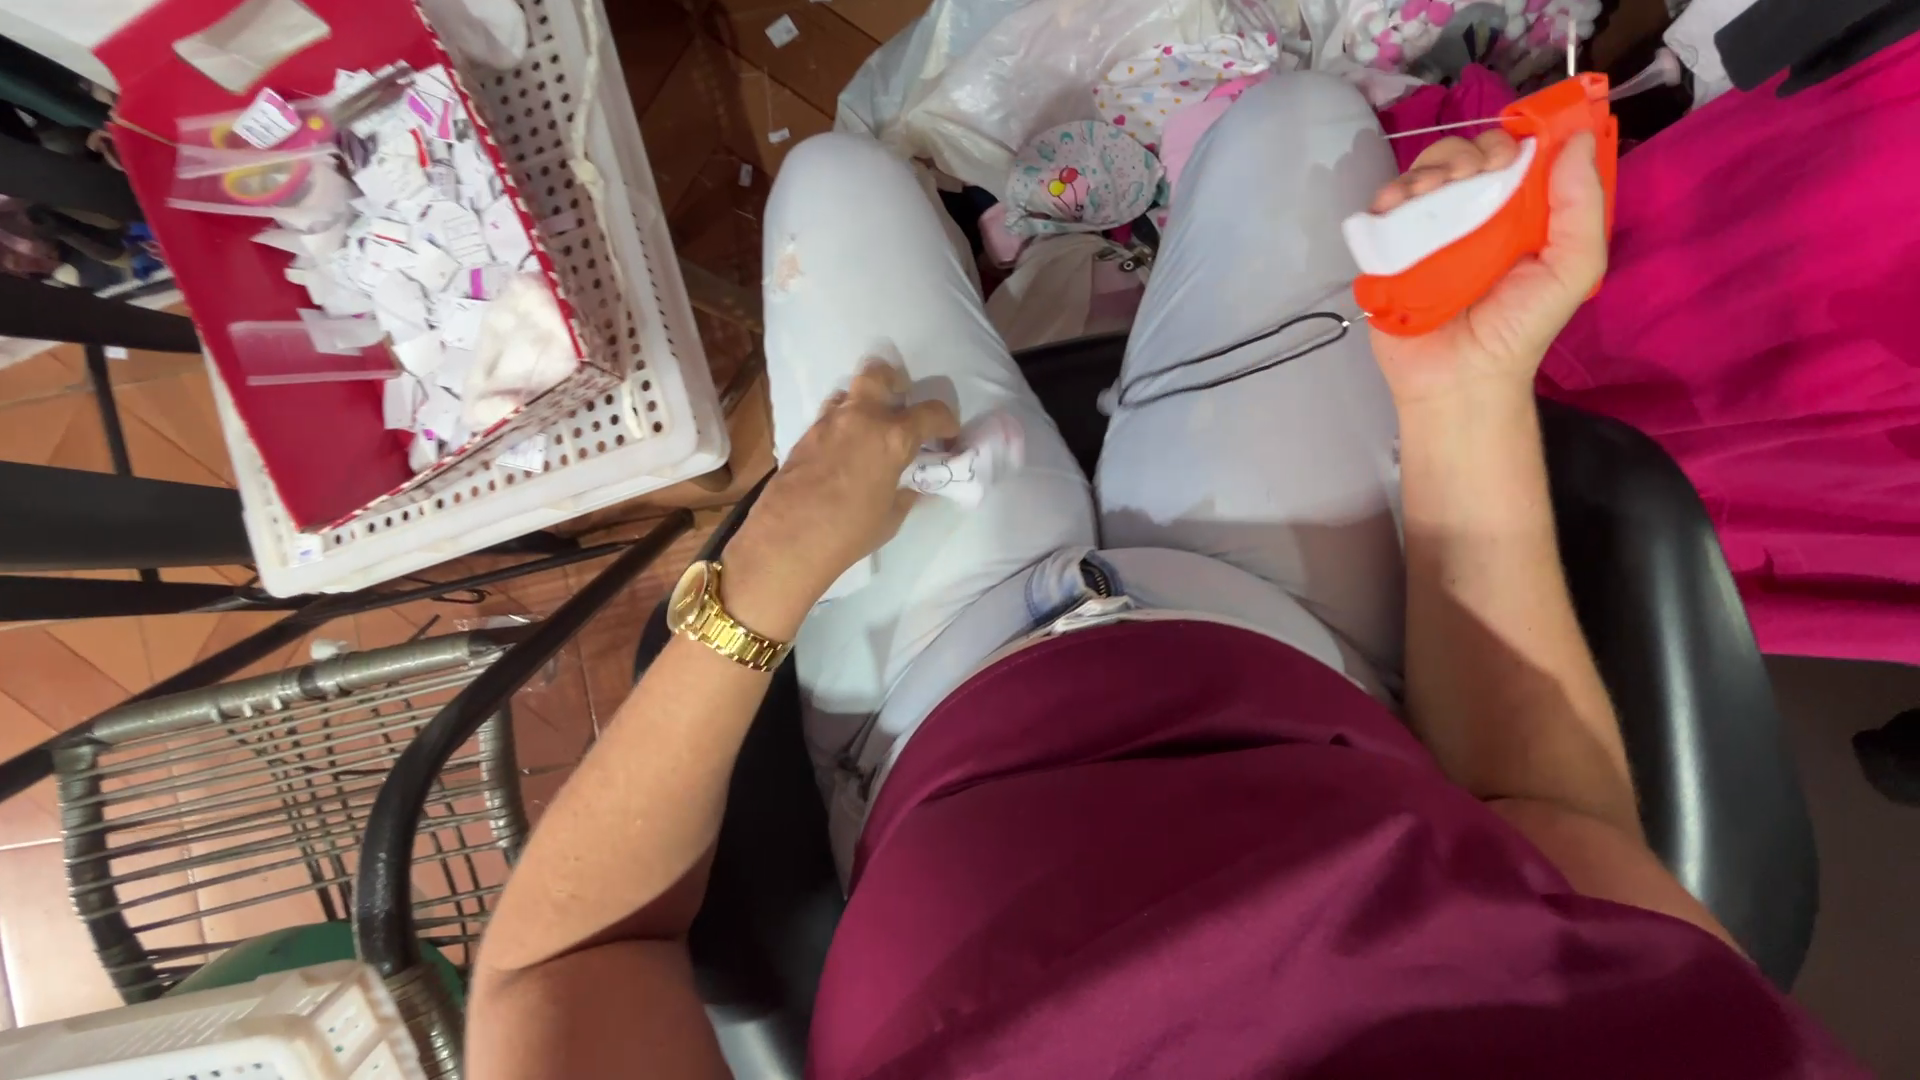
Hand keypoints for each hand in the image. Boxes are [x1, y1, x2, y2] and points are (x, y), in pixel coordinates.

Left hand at [721, 362, 959, 636]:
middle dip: (894, 382)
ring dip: (863, 403)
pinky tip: (844, 451)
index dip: (946, 422)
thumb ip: (905, 493)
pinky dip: (842, 424)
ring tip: (870, 429)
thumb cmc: (850, 531)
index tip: (948, 436)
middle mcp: (862, 418)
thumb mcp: (890, 517)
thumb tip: (913, 486)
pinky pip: (829, 416)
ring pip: (849, 392)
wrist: (789, 538)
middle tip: (901, 403)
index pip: (931, 412)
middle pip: (879, 374)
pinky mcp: (805, 435)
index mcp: (893, 437)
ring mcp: (829, 422)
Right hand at [1367, 128, 1606, 405]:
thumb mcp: (1573, 266)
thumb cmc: (1519, 328)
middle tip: (1468, 176)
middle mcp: (1469, 218)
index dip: (1508, 141)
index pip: (1510, 156)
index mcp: (1516, 214)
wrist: (1460, 377)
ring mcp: (1425, 236)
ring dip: (1424, 171)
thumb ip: (1581, 204)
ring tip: (1427, 192)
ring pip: (1420, 178)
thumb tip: (1572, 140)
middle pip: (1460, 158)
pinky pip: (1382, 215)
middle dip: (1462, 152)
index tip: (1506, 157)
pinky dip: (1386, 199)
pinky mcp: (1388, 257)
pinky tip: (1395, 205)